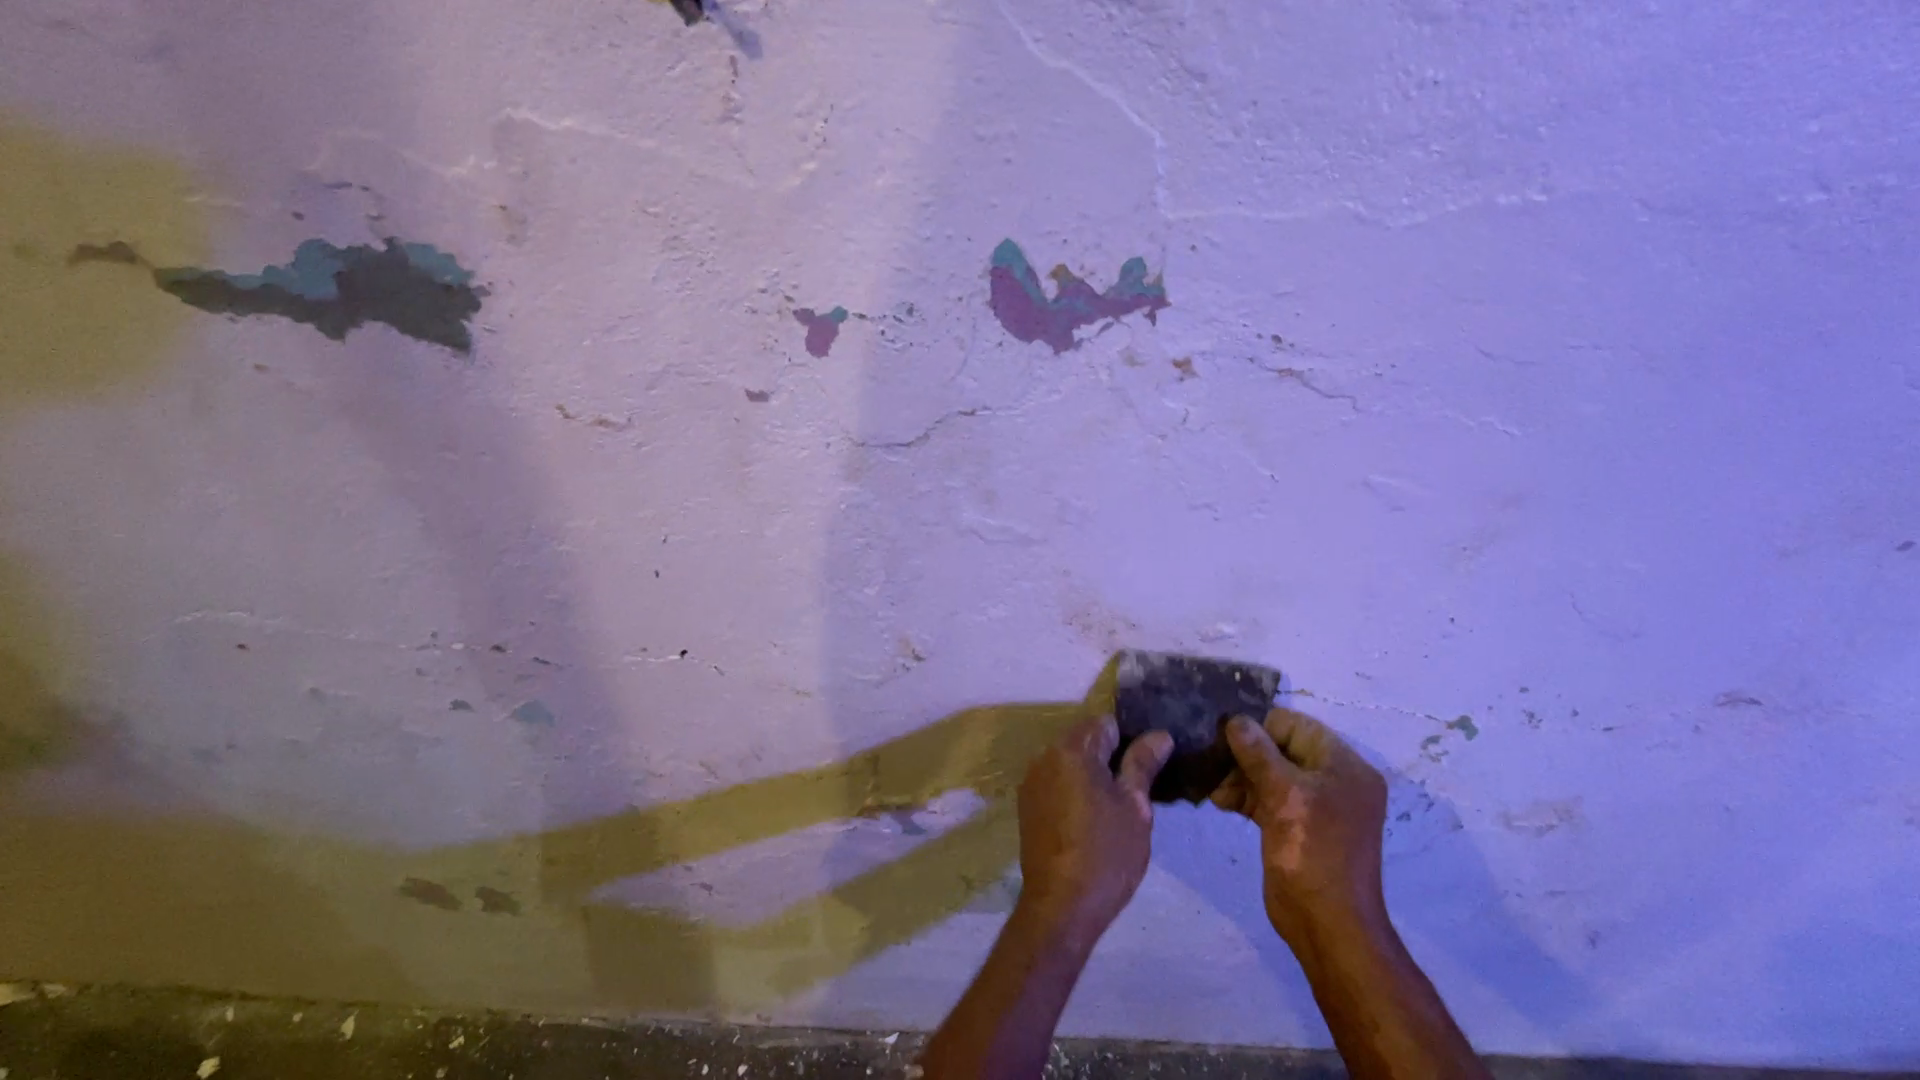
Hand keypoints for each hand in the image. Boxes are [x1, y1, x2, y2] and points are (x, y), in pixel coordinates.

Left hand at [1015, 715, 1172, 937]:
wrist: (1062, 905)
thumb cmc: (1106, 853)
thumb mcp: (1135, 807)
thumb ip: (1143, 764)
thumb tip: (1160, 735)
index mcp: (1071, 750)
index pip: (1106, 724)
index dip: (1130, 740)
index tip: (1148, 765)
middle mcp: (1044, 757)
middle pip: (1084, 740)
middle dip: (1110, 757)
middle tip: (1136, 789)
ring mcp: (1032, 782)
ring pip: (1069, 763)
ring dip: (1091, 774)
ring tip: (1116, 806)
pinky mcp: (1027, 806)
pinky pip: (1056, 783)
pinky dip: (1074, 790)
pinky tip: (1091, 819)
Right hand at [1212, 709, 1389, 944]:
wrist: (1328, 924)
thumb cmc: (1313, 852)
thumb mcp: (1284, 796)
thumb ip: (1258, 753)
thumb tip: (1236, 720)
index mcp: (1344, 765)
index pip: (1296, 726)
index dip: (1260, 727)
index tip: (1222, 735)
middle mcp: (1333, 780)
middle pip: (1282, 748)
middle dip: (1245, 753)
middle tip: (1210, 760)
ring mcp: (1315, 806)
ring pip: (1271, 774)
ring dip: (1239, 775)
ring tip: (1210, 785)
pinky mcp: (1296, 827)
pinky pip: (1269, 798)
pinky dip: (1244, 796)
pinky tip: (1217, 800)